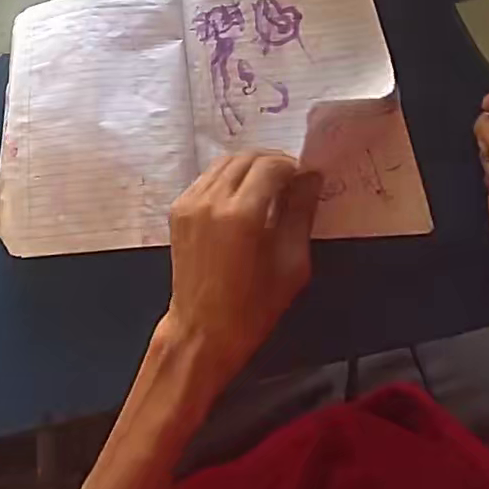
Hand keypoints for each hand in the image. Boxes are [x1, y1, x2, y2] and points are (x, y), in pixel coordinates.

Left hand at [163, 150, 321, 385]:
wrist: (201, 331)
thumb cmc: (254, 307)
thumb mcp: (291, 264)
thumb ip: (301, 213)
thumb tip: (311, 177)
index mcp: (241, 215)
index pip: (270, 166)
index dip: (292, 166)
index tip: (305, 178)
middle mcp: (211, 199)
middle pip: (246, 157)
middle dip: (272, 162)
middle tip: (290, 181)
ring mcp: (190, 201)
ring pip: (225, 162)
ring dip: (249, 167)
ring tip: (267, 187)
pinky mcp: (178, 207)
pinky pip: (207, 177)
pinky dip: (228, 178)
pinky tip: (241, 198)